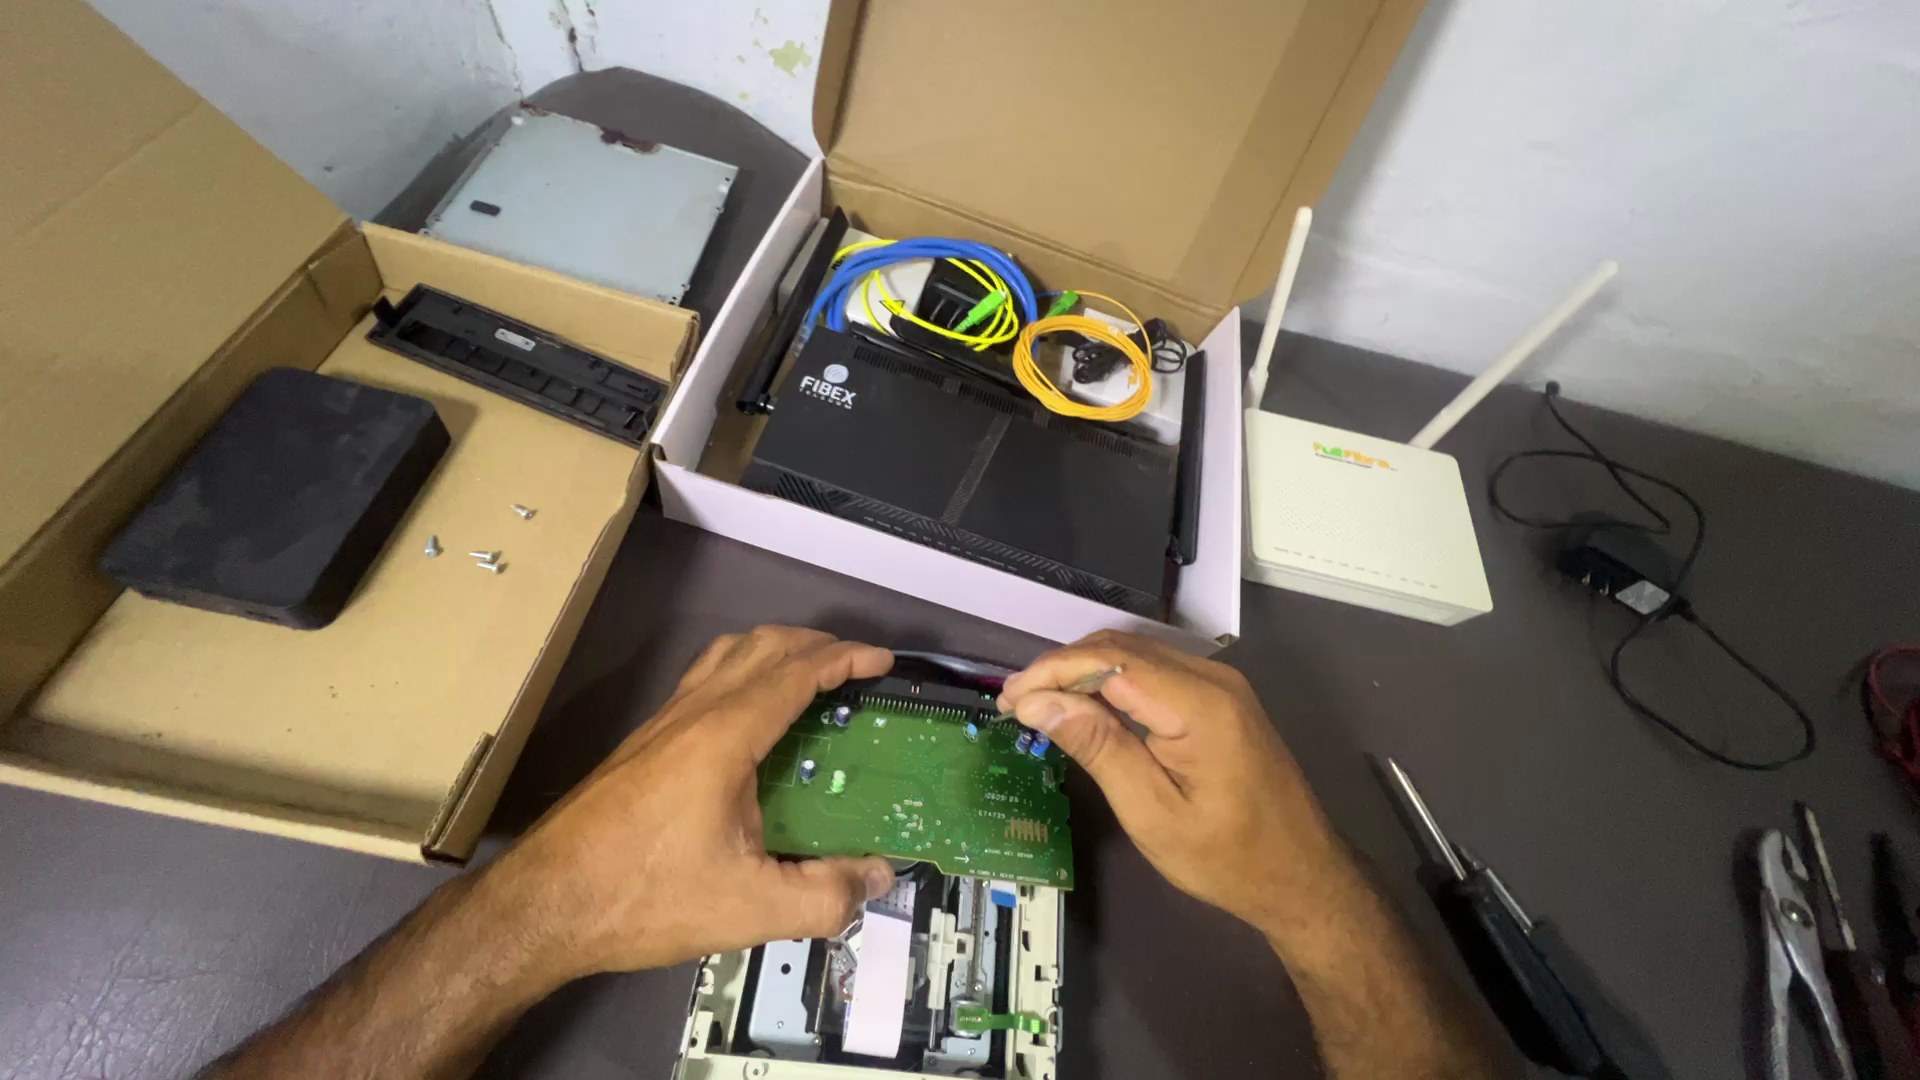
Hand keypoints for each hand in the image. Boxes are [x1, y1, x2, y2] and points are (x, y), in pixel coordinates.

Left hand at [481, 626, 897, 983]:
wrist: (541, 906)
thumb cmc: (645, 897)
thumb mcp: (747, 909)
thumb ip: (823, 895)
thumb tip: (880, 875)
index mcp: (726, 736)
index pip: (796, 672)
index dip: (845, 657)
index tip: (882, 661)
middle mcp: (696, 711)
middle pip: (765, 644)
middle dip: (819, 643)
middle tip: (857, 666)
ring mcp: (666, 718)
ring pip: (730, 650)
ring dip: (779, 646)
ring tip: (812, 672)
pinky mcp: (647, 735)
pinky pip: (707, 672)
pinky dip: (746, 664)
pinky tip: (752, 706)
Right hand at [996, 631, 1333, 932]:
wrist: (1303, 876)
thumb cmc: (1228, 858)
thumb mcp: (1152, 813)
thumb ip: (1098, 748)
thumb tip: (1040, 702)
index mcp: (1200, 706)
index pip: (1109, 661)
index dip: (1052, 672)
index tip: (1010, 700)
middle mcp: (1211, 678)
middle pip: (1119, 647)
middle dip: (1060, 668)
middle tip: (1017, 702)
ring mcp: (1218, 682)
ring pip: (1133, 651)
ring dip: (1081, 669)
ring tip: (1039, 702)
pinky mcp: (1217, 695)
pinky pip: (1151, 669)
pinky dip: (1109, 678)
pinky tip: (1084, 703)